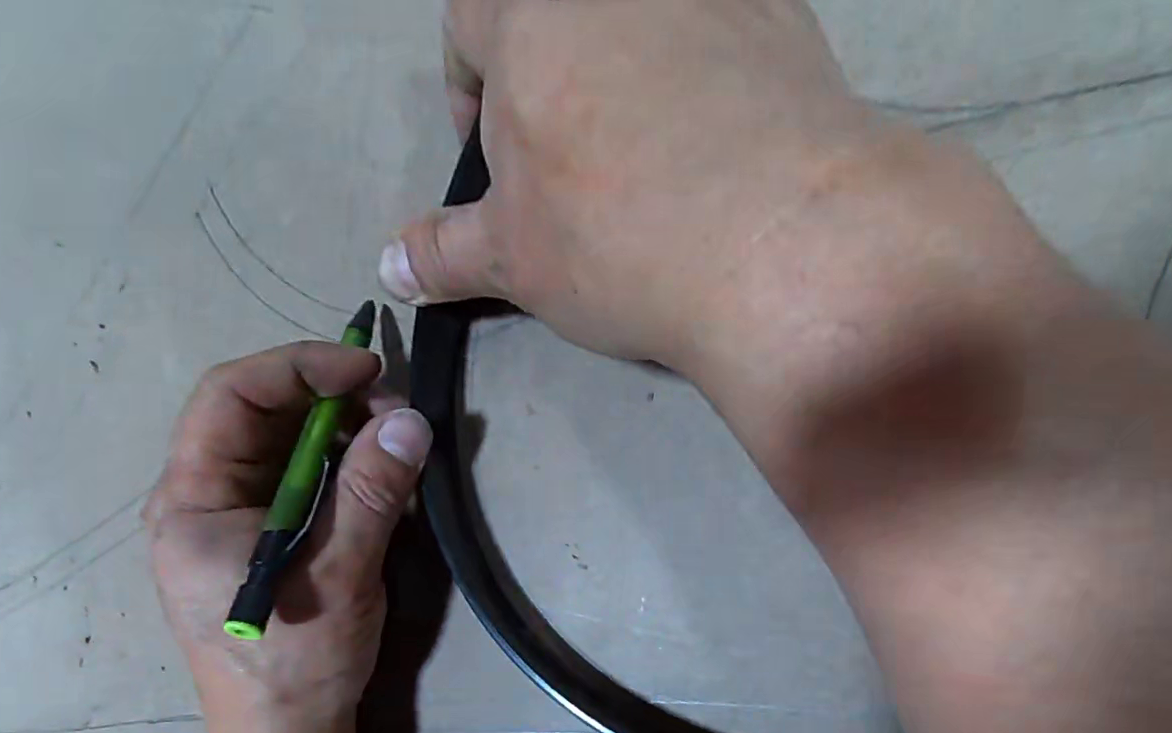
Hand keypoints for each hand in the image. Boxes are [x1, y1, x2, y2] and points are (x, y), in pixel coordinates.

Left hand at [145, 343, 432, 732]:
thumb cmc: (293, 665)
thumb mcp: (339, 575)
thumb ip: (371, 494)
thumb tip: (410, 420)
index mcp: (190, 502)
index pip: (230, 396)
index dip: (299, 368)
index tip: (367, 370)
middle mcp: (200, 499)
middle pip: (255, 414)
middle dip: (327, 400)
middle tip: (393, 410)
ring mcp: (230, 518)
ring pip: (281, 444)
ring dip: (338, 431)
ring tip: (392, 440)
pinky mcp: (261, 536)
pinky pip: (297, 478)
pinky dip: (338, 464)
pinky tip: (375, 474)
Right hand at [381, 0, 1016, 385]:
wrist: (779, 245)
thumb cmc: (615, 246)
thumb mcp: (511, 260)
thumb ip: (442, 252)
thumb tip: (387, 269)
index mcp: (536, 17)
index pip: (469, 20)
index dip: (466, 89)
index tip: (488, 156)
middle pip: (553, 17)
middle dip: (539, 83)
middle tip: (560, 167)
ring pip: (634, 22)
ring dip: (615, 75)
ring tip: (636, 161)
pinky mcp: (784, 14)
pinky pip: (713, 27)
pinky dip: (692, 72)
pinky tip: (705, 144)